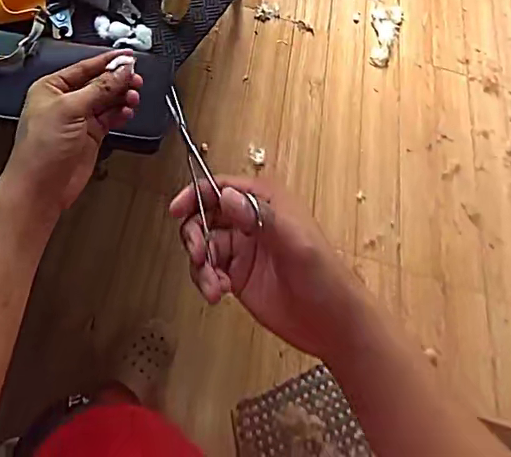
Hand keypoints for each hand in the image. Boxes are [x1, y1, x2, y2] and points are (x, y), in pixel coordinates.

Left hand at [0, 52, 142, 219]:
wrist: (40, 189)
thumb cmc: (39, 150)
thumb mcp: (70, 109)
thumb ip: (100, 88)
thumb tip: (121, 70)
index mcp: (52, 87)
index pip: (85, 66)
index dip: (108, 61)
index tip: (128, 56)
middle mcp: (65, 101)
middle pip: (100, 82)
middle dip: (119, 80)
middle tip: (135, 79)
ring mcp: (78, 119)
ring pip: (108, 99)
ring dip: (122, 97)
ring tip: (133, 97)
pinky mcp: (90, 135)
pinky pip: (110, 117)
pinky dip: (120, 113)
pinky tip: (126, 112)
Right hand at [169, 176, 370, 359]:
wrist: (333, 324)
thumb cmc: (324, 275)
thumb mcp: (295, 242)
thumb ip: (261, 218)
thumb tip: (228, 197)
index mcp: (266, 201)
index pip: (223, 187)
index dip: (197, 193)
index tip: (178, 208)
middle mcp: (252, 219)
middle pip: (207, 214)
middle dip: (195, 232)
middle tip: (199, 254)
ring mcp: (244, 248)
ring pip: (205, 244)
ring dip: (200, 263)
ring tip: (212, 284)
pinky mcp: (238, 275)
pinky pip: (209, 270)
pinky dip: (206, 280)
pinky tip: (218, 293)